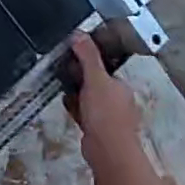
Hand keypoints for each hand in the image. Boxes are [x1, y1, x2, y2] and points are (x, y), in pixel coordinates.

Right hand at [64, 32, 142, 167]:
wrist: (108, 152)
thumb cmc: (105, 114)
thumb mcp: (95, 79)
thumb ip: (87, 56)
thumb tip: (79, 33)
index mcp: (121, 86)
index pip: (103, 69)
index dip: (87, 63)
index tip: (70, 60)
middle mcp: (118, 100)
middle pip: (95, 84)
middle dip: (79, 80)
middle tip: (63, 76)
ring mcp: (109, 117)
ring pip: (88, 100)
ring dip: (76, 95)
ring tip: (63, 91)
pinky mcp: (98, 130)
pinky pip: (85, 114)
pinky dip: (76, 110)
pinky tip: (68, 108)